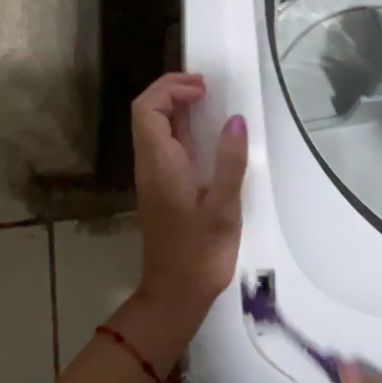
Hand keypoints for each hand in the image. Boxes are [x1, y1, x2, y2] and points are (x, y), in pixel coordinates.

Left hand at [131, 73, 249, 320]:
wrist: (175, 295)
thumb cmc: (199, 253)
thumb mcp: (222, 208)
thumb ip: (228, 161)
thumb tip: (234, 119)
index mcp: (159, 163)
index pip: (147, 108)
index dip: (170, 88)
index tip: (203, 89)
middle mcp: (150, 164)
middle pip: (147, 112)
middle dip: (172, 90)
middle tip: (206, 87)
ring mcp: (154, 175)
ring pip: (154, 127)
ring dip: (176, 107)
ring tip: (208, 100)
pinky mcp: (163, 186)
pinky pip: (165, 143)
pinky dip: (181, 126)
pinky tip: (207, 133)